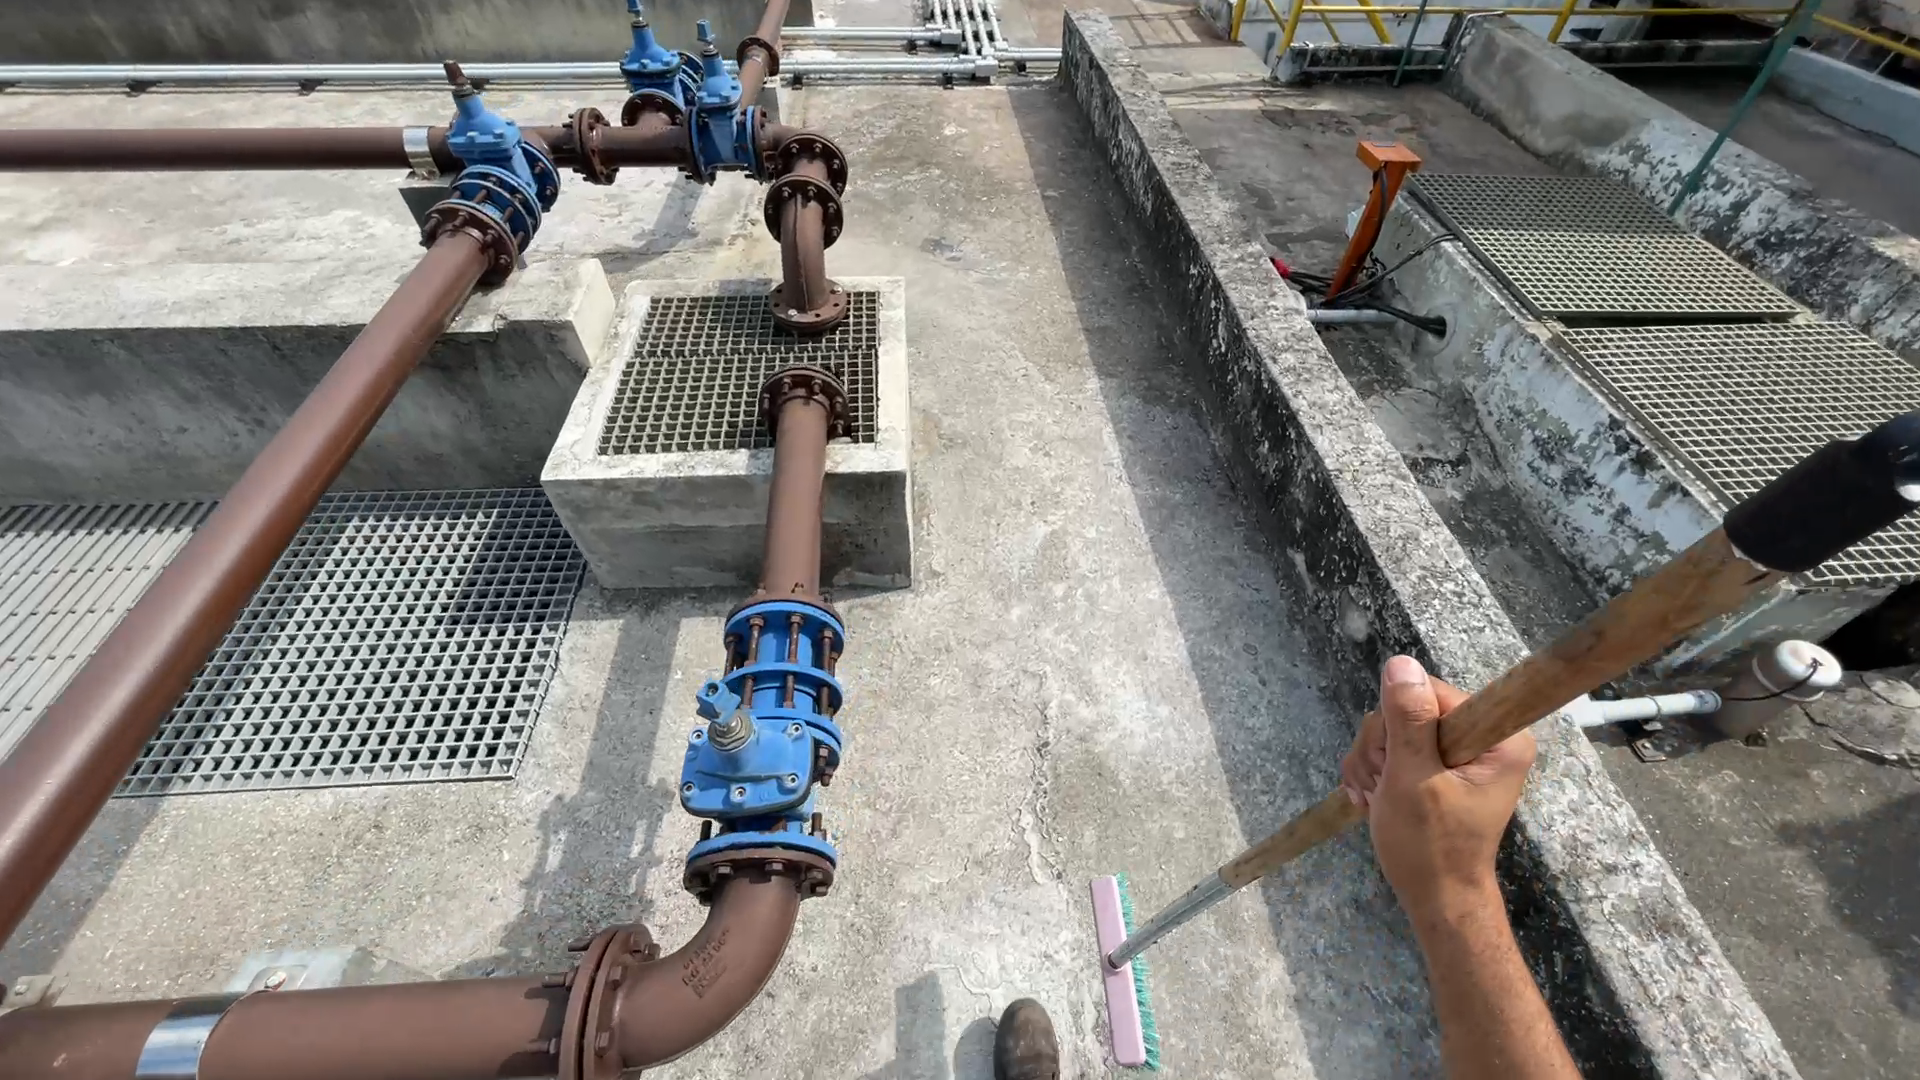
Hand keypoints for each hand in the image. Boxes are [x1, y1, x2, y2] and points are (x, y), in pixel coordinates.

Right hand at [1339, 655, 1535, 927]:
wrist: (1432, 897)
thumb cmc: (1429, 844)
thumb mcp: (1413, 778)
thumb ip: (1408, 719)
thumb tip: (1400, 663)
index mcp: (1497, 736)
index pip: (1430, 692)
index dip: (1400, 720)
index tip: (1398, 760)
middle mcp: (1481, 736)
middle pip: (1405, 708)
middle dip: (1380, 746)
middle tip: (1382, 783)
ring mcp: (1456, 751)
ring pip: (1389, 727)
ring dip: (1370, 761)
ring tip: (1375, 795)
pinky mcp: (1434, 763)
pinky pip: (1388, 745)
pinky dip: (1371, 770)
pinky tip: (1372, 796)